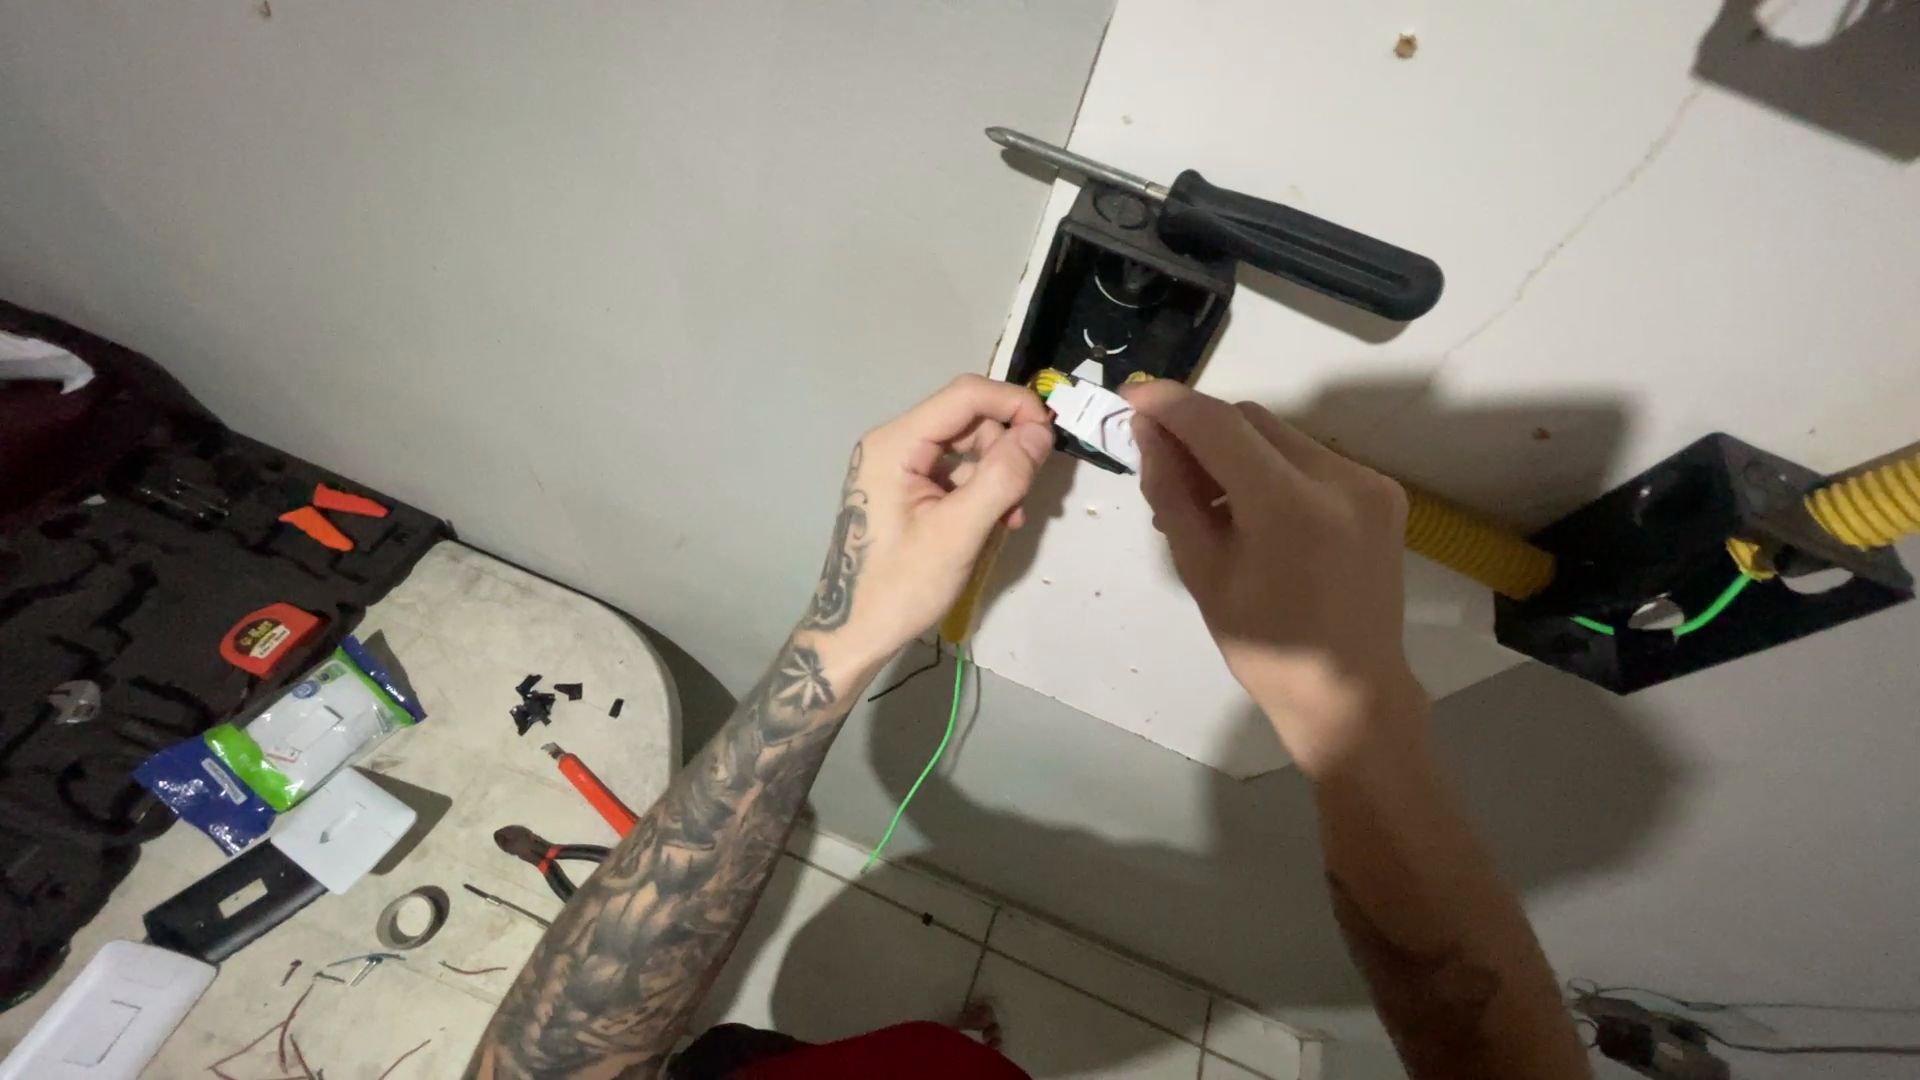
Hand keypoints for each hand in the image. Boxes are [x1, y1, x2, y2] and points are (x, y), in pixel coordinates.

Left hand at [801, 374, 1052, 666]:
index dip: (1013, 405)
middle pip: (969, 419)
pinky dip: (983, 492)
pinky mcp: (908, 489)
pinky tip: (996, 523)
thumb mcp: (958, 532)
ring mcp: (900, 467)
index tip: (1049, 435)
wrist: (856, 632)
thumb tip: (1041, 430)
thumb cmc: (900, 586)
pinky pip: (957, 473)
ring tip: (1010, 520)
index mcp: (895, 444)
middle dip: (1006, 450)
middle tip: (1025, 496)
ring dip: (999, 476)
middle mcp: (894, 444)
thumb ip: (1002, 477)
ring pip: (968, 447)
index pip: (965, 395)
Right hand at [1123, 380, 1426, 776]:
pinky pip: (1306, 457)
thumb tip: (1147, 433)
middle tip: (1161, 462)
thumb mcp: (1200, 571)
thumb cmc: (1263, 646)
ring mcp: (1368, 482)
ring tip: (1204, 498)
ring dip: (1231, 449)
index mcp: (1291, 507)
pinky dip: (1266, 467)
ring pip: (1278, 434)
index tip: (1130, 396)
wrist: (1349, 691)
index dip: (1169, 403)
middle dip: (1198, 429)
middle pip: (1250, 420)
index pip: (1218, 425)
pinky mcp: (1380, 491)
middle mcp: (1340, 478)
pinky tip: (1248, 507)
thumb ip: (1171, 493)